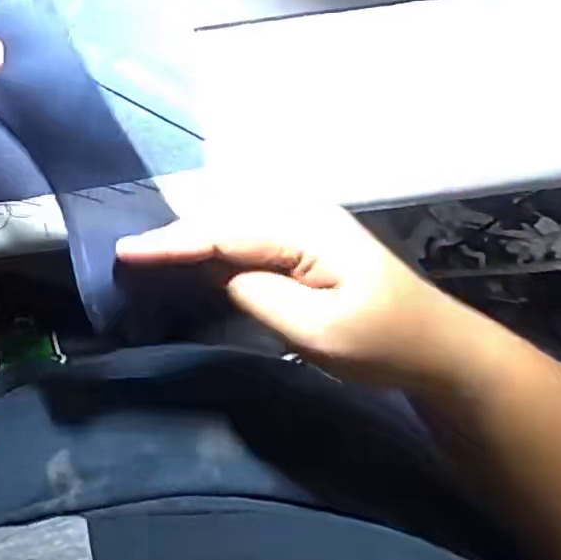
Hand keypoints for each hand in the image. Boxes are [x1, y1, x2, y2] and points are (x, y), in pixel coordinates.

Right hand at [116, 204, 489, 387]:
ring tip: (144, 256)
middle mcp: (299, 214)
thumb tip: (216, 273)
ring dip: (189, 242)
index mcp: (305, 228)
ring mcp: (301, 226)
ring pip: (229, 228)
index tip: (125, 252)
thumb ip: (259, 294)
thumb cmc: (384, 342)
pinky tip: (188, 261)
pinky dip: (211, 251)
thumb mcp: (319, 330)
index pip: (224, 232)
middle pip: (221, 221)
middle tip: (125, 256)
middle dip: (173, 237)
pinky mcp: (300, 244)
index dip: (172, 242)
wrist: (435, 345)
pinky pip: (244, 240)